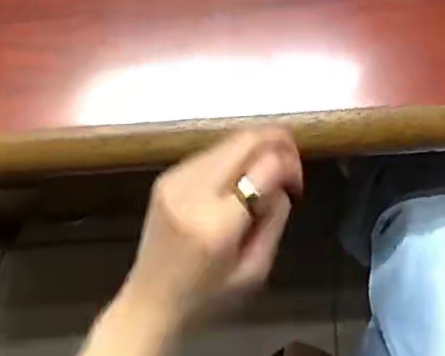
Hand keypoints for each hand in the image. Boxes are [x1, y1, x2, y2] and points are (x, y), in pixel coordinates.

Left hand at [100, 128, 303, 348]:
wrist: (148, 305)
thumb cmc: (206, 296)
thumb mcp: (254, 270)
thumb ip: (275, 219)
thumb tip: (283, 178)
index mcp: (217, 224)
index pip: (265, 167)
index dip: (290, 163)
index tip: (296, 182)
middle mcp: (194, 192)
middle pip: (246, 139)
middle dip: (277, 140)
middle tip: (291, 161)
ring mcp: (176, 179)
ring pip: (230, 140)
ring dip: (255, 149)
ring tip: (265, 174)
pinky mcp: (167, 175)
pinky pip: (212, 152)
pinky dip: (233, 158)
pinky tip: (236, 181)